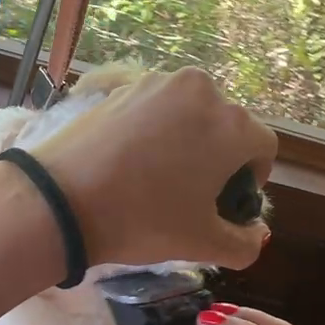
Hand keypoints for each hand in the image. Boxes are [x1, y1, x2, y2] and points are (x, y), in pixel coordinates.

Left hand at [30, 68, 274, 269]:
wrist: (61, 200)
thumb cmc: (143, 220)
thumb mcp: (204, 243)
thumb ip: (245, 242)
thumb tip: (253, 232)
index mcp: (232, 123)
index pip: (263, 147)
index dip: (252, 178)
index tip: (226, 202)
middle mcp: (201, 89)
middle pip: (226, 124)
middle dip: (219, 155)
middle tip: (191, 192)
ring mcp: (158, 82)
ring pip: (189, 112)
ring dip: (186, 138)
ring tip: (157, 175)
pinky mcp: (122, 84)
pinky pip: (154, 107)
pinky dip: (153, 128)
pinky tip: (130, 159)